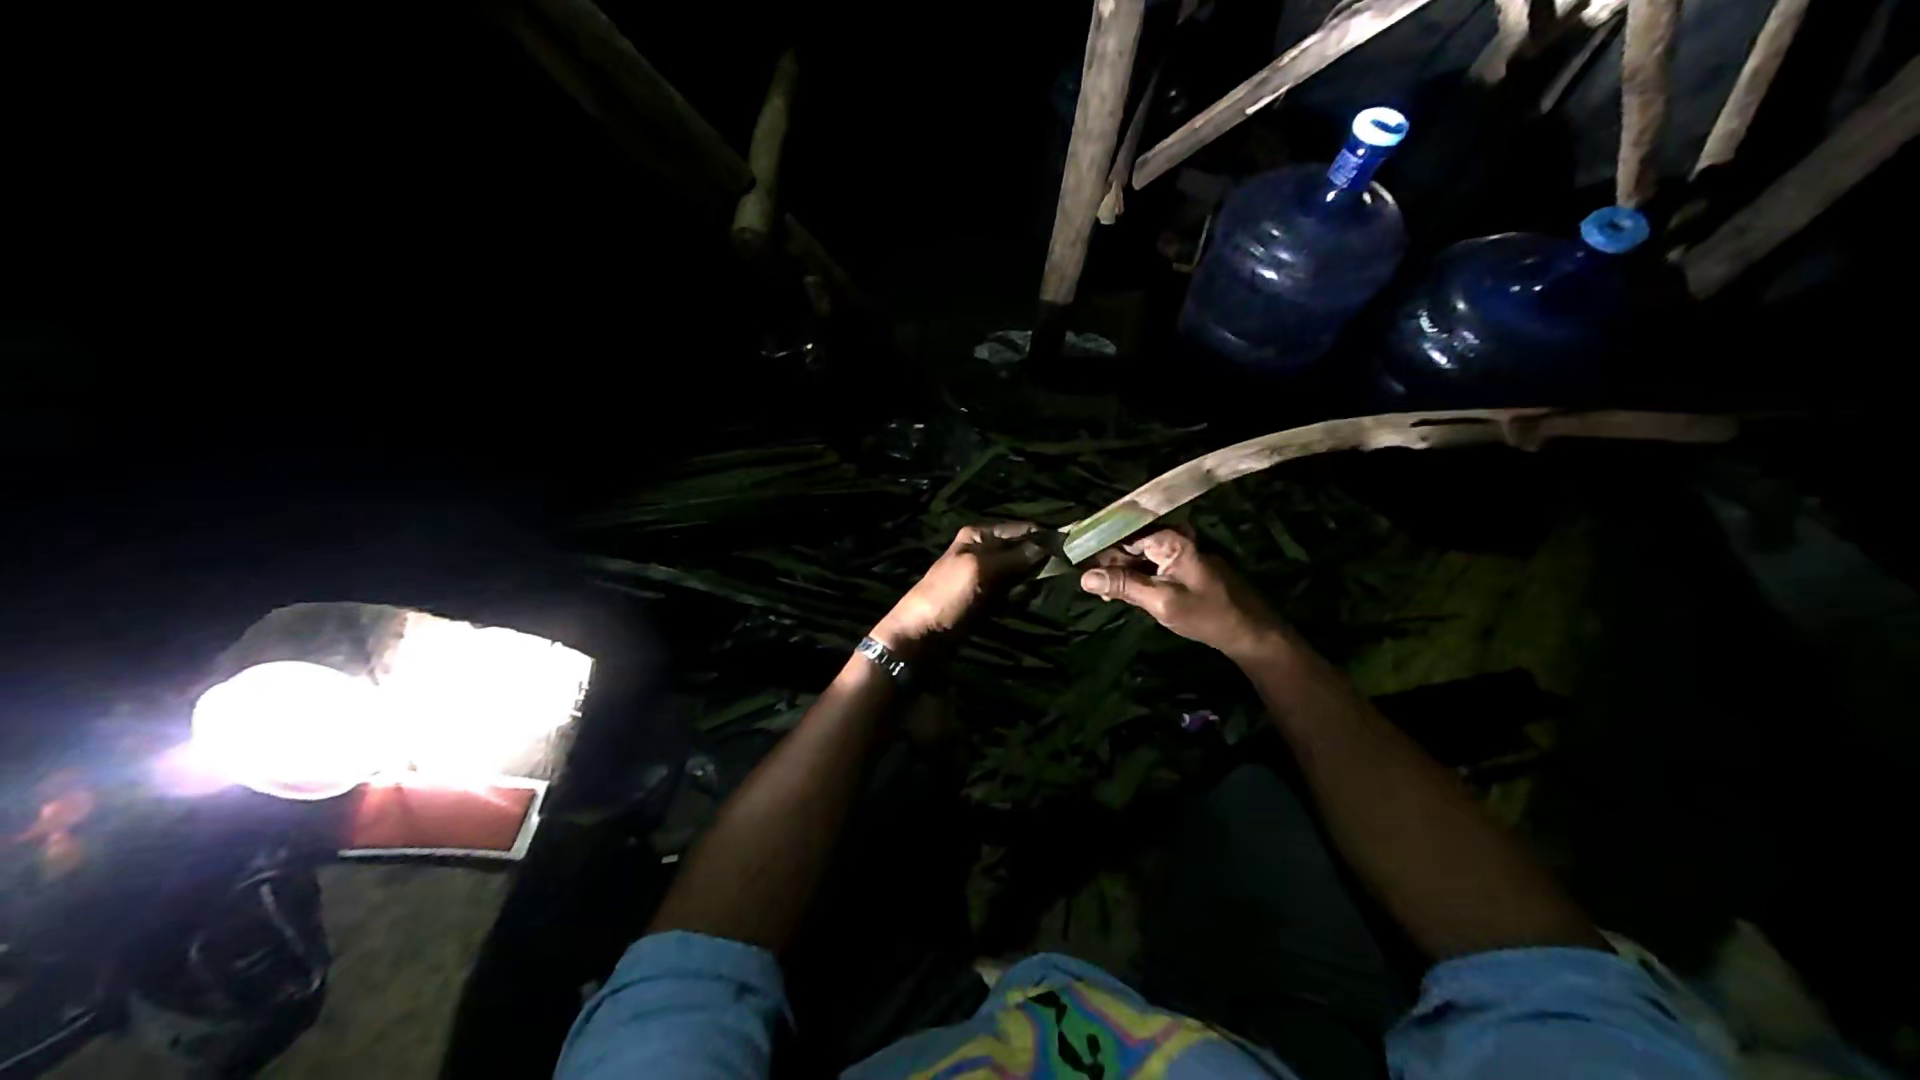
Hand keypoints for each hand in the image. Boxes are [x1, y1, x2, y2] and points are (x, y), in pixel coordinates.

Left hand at [871, 523, 1047, 657]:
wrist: (920, 637)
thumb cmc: (947, 596)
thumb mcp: (982, 569)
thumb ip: (1016, 556)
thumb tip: (1050, 544)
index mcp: (979, 536)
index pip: (1023, 530)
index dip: (1045, 540)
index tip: (1069, 553)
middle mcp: (984, 551)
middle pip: (1025, 554)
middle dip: (1034, 570)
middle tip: (1031, 585)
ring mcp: (986, 577)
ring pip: (1022, 578)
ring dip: (1023, 591)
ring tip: (1012, 602)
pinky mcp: (987, 600)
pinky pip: (1012, 597)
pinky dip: (1014, 603)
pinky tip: (1006, 612)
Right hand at [1078, 527, 1287, 661]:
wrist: (1251, 631)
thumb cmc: (1209, 615)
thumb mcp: (1161, 602)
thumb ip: (1123, 586)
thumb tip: (1084, 577)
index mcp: (1170, 538)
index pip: (1121, 532)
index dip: (1095, 544)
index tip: (1072, 558)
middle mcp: (1173, 536)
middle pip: (1127, 542)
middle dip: (1106, 561)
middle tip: (1088, 585)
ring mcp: (1177, 549)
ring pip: (1135, 554)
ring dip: (1117, 571)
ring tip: (1102, 593)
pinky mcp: (1179, 563)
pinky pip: (1147, 563)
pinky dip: (1132, 576)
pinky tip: (1119, 593)